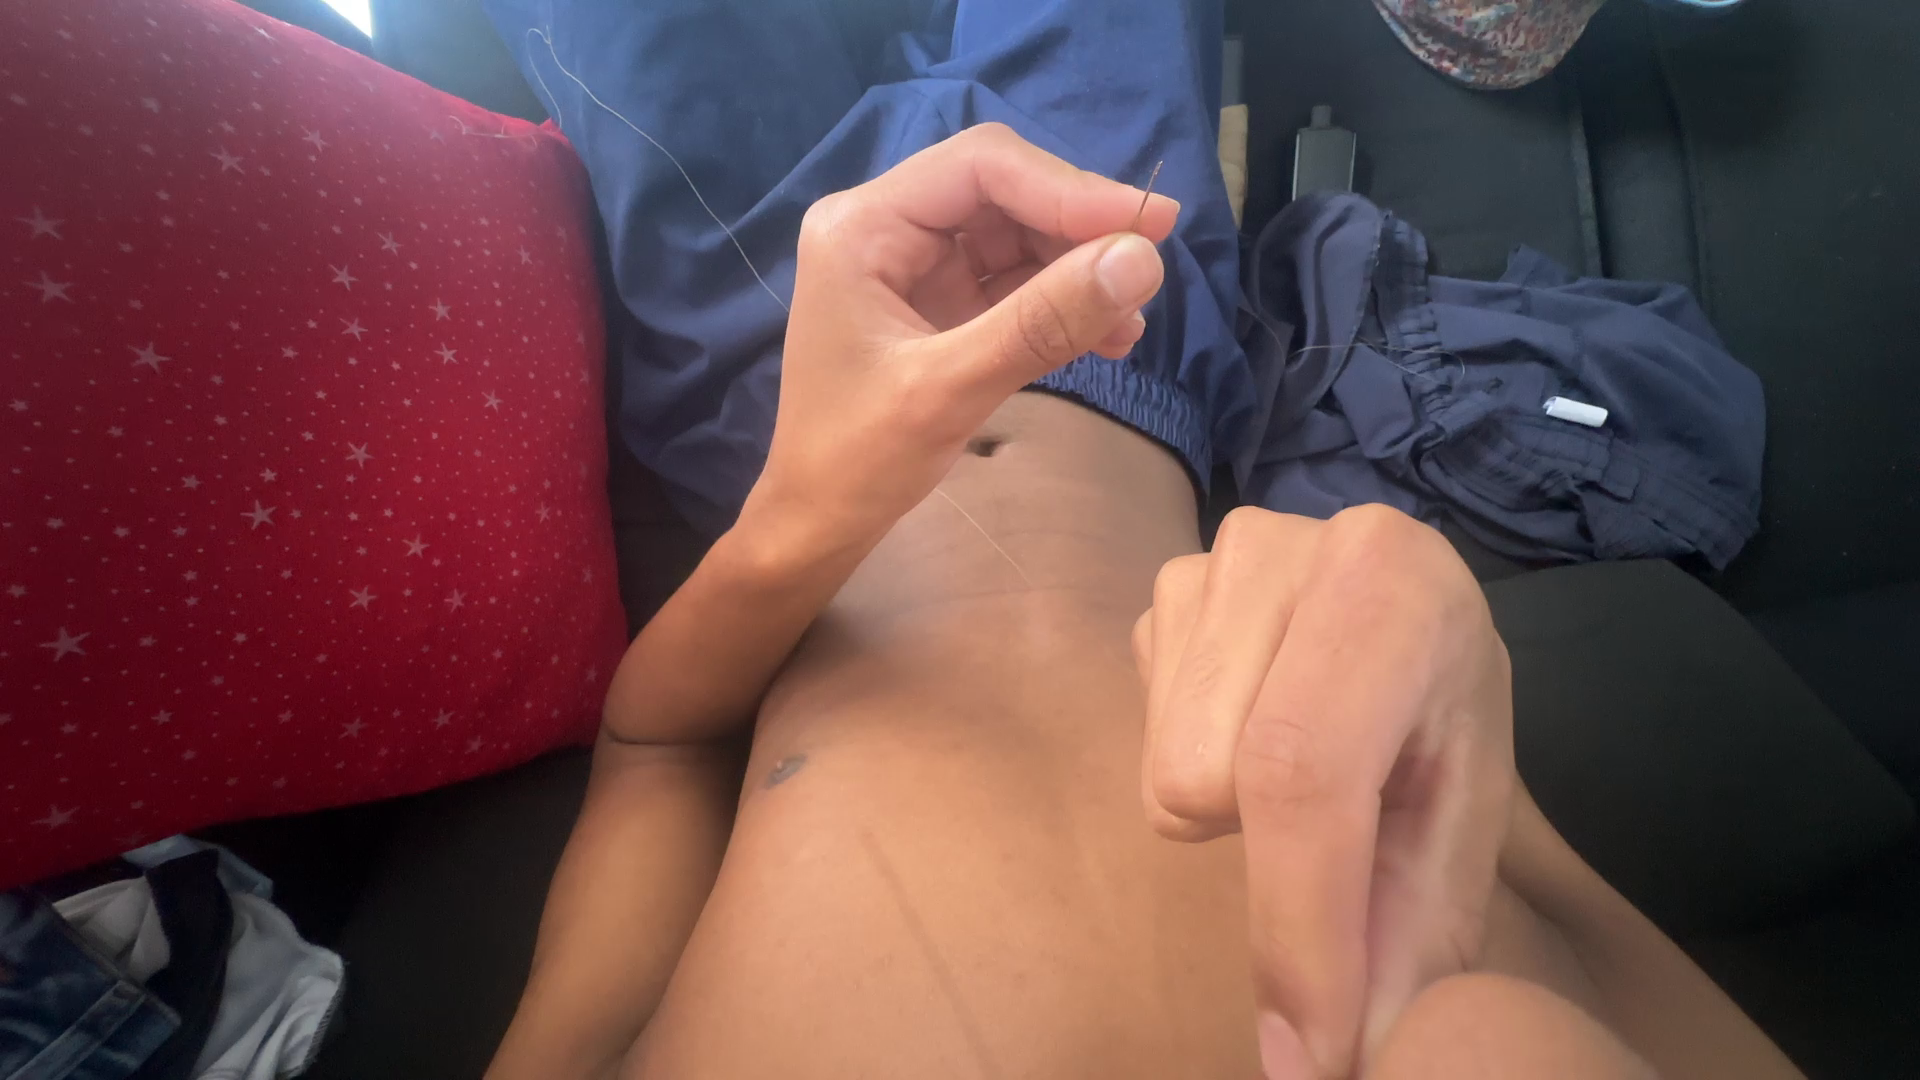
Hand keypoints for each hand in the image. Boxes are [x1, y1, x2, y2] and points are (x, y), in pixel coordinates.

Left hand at [744, 122, 1177, 558]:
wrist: (822, 518)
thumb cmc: (860, 460)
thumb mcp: (949, 389)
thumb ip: (1041, 324)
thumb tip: (1142, 260)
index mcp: (863, 228)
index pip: (981, 169)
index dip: (1071, 189)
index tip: (1152, 223)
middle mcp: (886, 231)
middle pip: (1003, 197)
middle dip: (1077, 234)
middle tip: (1145, 274)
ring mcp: (913, 270)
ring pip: (1014, 242)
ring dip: (1076, 275)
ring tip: (1129, 323)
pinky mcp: (937, 308)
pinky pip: (1010, 288)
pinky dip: (1058, 307)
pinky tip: (1105, 337)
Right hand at [1132, 505, 1515, 1077]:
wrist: (1392, 602)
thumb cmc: (1435, 704)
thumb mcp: (1455, 810)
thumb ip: (1400, 931)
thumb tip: (1317, 1061)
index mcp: (1387, 584)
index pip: (1302, 767)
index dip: (1293, 920)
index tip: (1302, 1055)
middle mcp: (1274, 549)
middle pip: (1204, 775)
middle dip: (1259, 845)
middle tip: (1330, 809)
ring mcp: (1201, 565)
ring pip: (1165, 762)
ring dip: (1226, 797)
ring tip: (1287, 744)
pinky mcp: (1158, 592)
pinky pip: (1145, 724)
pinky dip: (1195, 746)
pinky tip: (1249, 708)